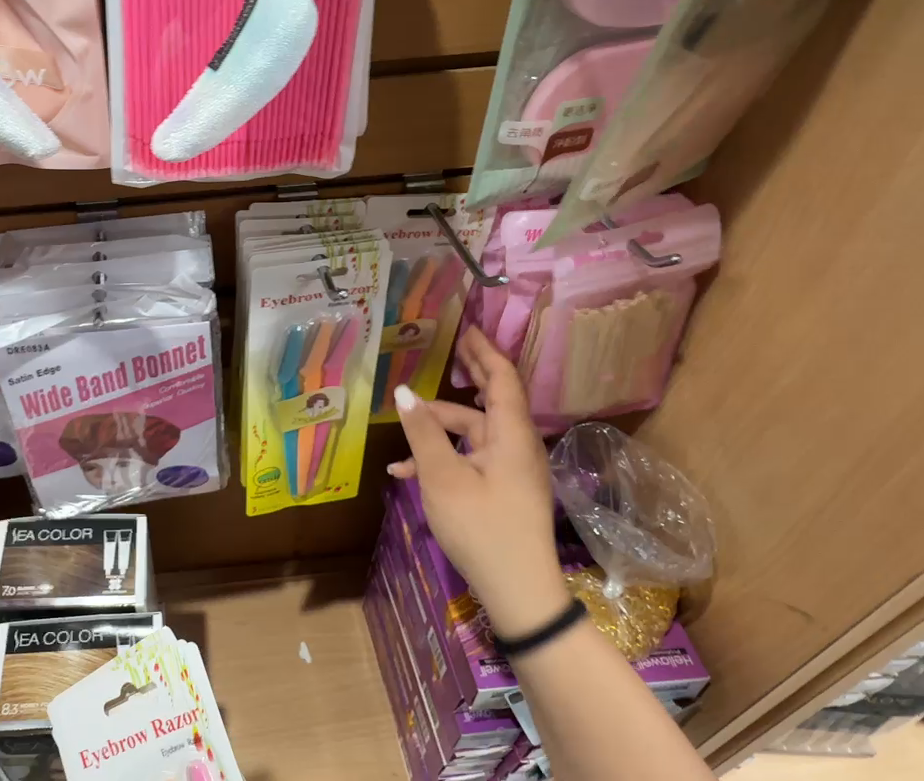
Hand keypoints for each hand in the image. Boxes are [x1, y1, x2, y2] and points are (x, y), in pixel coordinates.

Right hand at [390, 330, 570, 638]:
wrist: (520, 593)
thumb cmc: (481, 528)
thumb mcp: (442, 478)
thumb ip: (422, 432)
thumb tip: (403, 391)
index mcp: (511, 435)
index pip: (501, 379)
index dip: (484, 352)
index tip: (467, 330)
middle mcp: (517, 446)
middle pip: (492, 400)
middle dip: (470, 376)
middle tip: (452, 350)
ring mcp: (512, 470)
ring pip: (474, 433)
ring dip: (440, 427)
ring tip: (405, 426)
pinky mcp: (505, 491)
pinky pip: (473, 460)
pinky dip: (445, 457)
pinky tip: (408, 472)